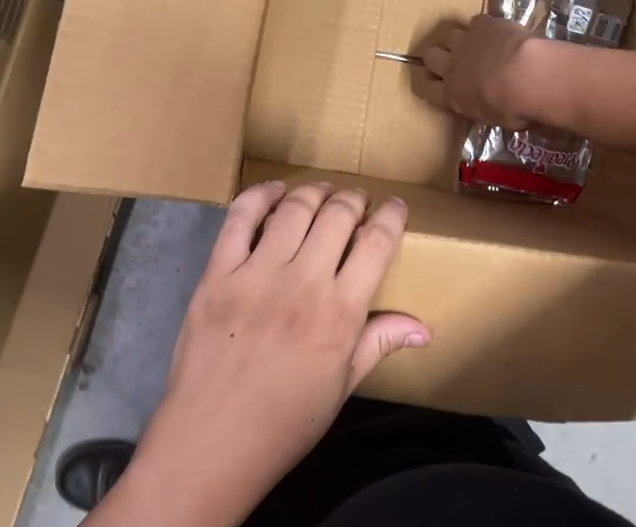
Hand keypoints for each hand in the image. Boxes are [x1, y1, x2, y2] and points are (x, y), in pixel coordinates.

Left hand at [96, 181, 428, 526]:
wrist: (211, 443)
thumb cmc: (284, 422)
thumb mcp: (340, 388)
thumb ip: (378, 343)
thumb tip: (424, 327)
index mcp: (339, 314)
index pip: (376, 244)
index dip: (391, 217)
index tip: (396, 208)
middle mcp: (302, 284)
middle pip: (337, 215)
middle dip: (354, 200)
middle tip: (358, 201)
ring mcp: (256, 275)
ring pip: (294, 209)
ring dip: (314, 192)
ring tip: (323, 192)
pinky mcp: (217, 274)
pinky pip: (240, 218)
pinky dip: (260, 195)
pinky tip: (274, 191)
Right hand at [413, 15, 541, 128]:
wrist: (527, 75)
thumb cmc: (514, 108)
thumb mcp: (495, 118)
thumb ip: (485, 106)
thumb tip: (490, 104)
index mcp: (453, 95)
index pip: (428, 89)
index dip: (431, 85)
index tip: (437, 84)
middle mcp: (452, 66)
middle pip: (431, 56)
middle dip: (439, 58)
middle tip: (454, 61)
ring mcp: (465, 42)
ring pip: (450, 35)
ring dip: (460, 40)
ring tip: (476, 45)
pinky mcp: (483, 24)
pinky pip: (477, 21)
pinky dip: (485, 27)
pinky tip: (498, 32)